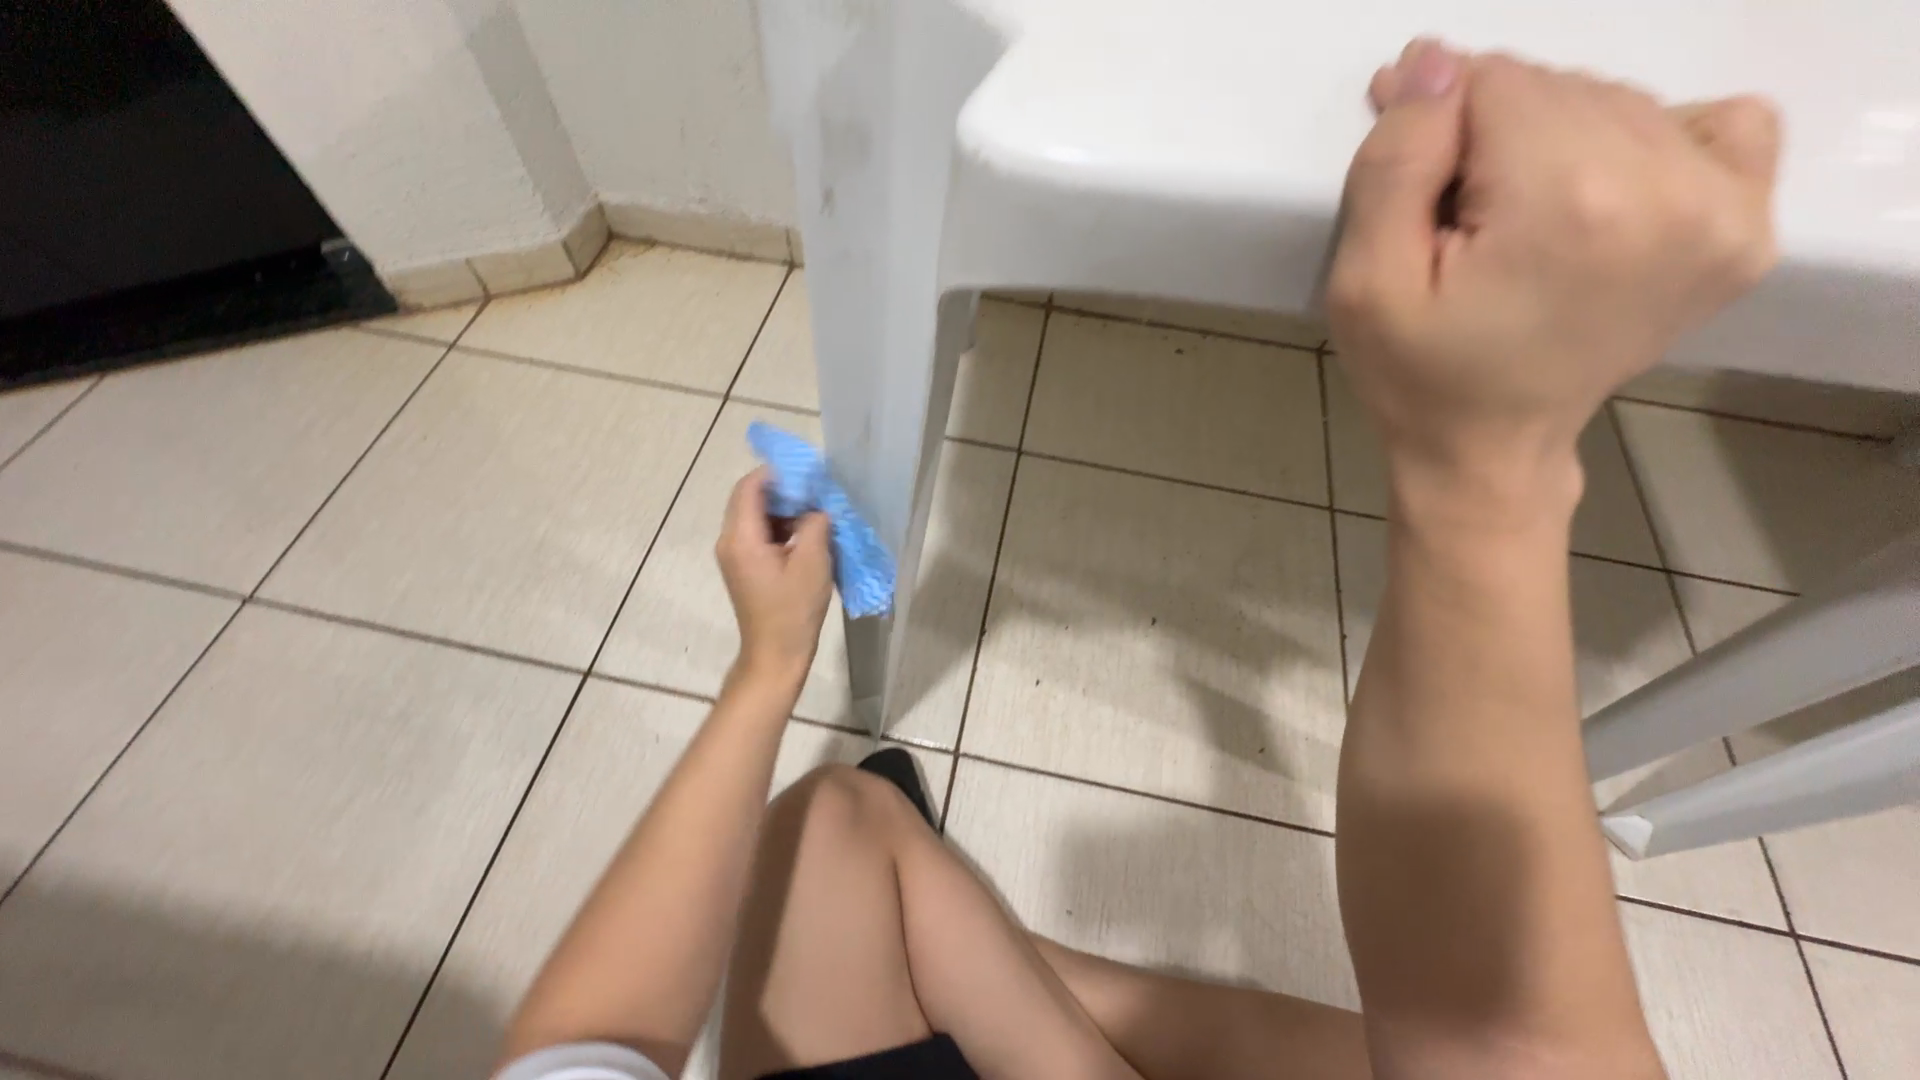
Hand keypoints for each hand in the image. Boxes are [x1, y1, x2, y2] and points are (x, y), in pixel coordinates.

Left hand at [715, 468, 833, 683]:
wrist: (776, 655)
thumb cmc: (793, 610)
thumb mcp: (812, 562)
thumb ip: (814, 524)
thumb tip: (816, 509)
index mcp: (741, 538)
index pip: (750, 487)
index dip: (777, 474)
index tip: (808, 474)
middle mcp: (730, 542)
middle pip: (750, 499)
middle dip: (783, 491)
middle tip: (816, 492)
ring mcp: (734, 556)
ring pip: (755, 516)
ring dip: (784, 510)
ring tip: (816, 514)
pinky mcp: (744, 568)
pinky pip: (758, 535)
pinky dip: (780, 528)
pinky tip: (806, 536)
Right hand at [1328, 40, 1779, 514]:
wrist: (1488, 448)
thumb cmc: (1415, 375)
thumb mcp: (1365, 283)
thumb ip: (1395, 164)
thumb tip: (1433, 62)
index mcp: (1569, 206)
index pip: (1496, 84)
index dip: (1435, 117)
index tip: (1405, 168)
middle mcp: (1670, 190)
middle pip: (1557, 88)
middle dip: (1488, 133)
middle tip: (1448, 213)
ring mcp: (1725, 209)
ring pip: (1616, 102)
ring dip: (1549, 140)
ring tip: (1507, 219)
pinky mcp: (1745, 226)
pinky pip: (1712, 124)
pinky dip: (1645, 140)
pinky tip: (1597, 197)